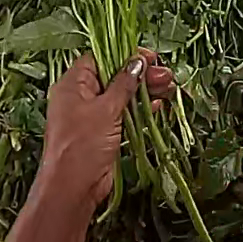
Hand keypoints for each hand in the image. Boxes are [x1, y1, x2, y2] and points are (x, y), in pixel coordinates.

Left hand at [38, 48, 173, 208]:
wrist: (74, 186)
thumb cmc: (82, 144)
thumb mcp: (106, 108)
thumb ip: (124, 83)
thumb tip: (137, 62)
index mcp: (73, 84)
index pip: (100, 58)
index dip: (125, 55)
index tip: (150, 57)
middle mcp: (82, 96)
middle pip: (114, 76)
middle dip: (141, 74)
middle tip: (165, 75)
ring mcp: (94, 115)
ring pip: (122, 95)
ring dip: (145, 91)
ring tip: (169, 87)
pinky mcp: (104, 131)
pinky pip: (125, 113)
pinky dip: (141, 108)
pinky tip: (159, 104)